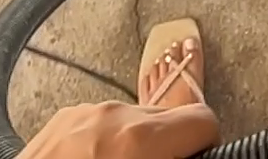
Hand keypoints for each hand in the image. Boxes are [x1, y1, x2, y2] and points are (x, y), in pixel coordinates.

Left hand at [17, 101, 219, 158]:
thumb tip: (185, 154)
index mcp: (138, 141)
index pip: (202, 120)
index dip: (205, 145)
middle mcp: (113, 116)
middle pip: (168, 118)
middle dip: (169, 148)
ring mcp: (83, 113)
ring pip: (133, 120)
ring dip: (137, 147)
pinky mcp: (62, 118)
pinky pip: (101, 124)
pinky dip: (106, 145)